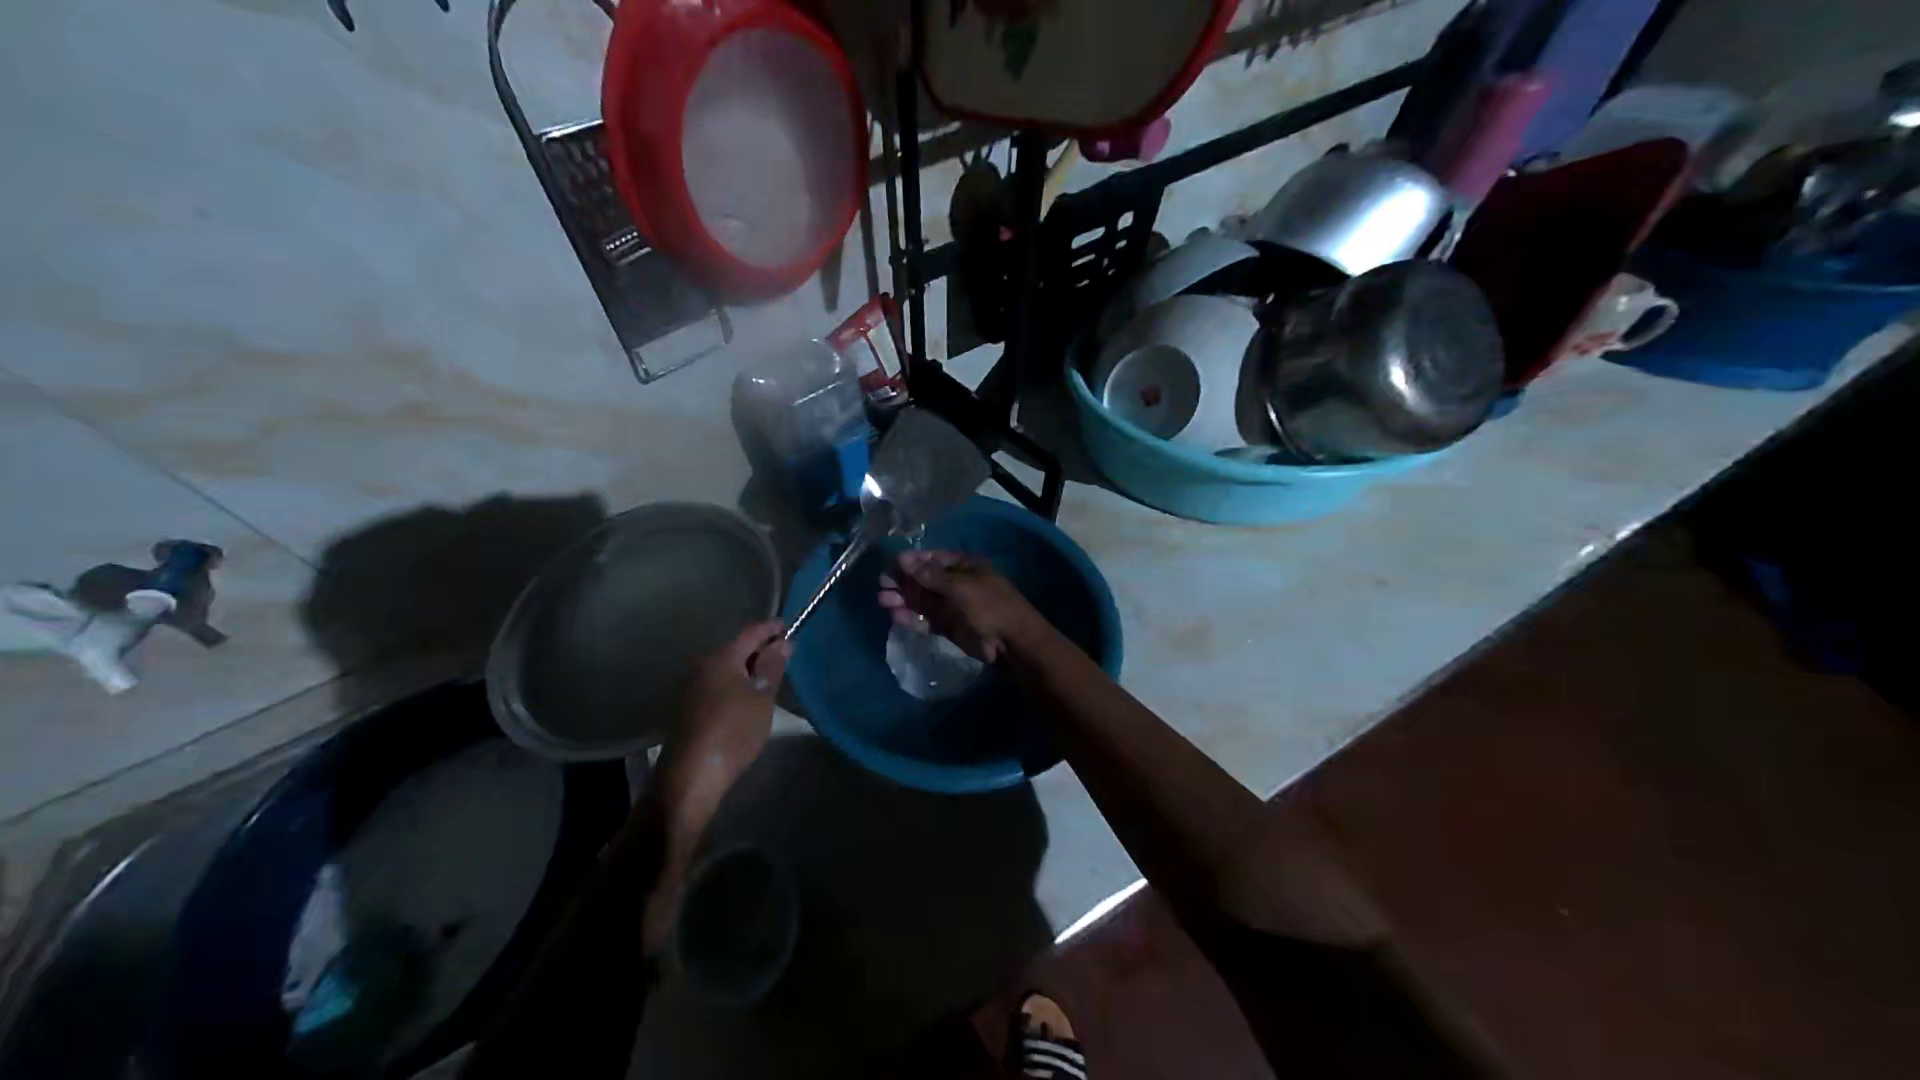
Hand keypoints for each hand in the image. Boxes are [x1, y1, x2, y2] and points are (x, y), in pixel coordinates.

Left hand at [642, 619, 788, 953]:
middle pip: (735, 649)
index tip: (789, 625)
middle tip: (784, 655)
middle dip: (759, 649)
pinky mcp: (687, 709)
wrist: (690, 777)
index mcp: (721, 657)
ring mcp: (691, 688)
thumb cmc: (733, 731)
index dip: (771, 627)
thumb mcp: (762, 697)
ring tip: (769, 678)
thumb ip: (772, 666)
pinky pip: (717, 685)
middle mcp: (702, 666)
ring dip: (746, 669)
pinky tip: (746, 699)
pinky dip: (734, 685)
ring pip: (725, 669)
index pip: (751, 632)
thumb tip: (781, 642)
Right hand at [878, 550, 1047, 663]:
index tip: (892, 564)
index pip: (933, 560)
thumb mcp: (960, 587)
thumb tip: (902, 558)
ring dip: (903, 600)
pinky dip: (912, 618)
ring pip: (923, 601)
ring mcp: (952, 606)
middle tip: (881, 584)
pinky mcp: (949, 627)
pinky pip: (927, 619)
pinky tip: (895, 616)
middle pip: (924, 580)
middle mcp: (956, 584)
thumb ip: (929, 576)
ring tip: (882, 600)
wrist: (1012, 642)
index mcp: (964, 567)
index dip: (912, 561)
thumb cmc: (990, 606)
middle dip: (903, 582)